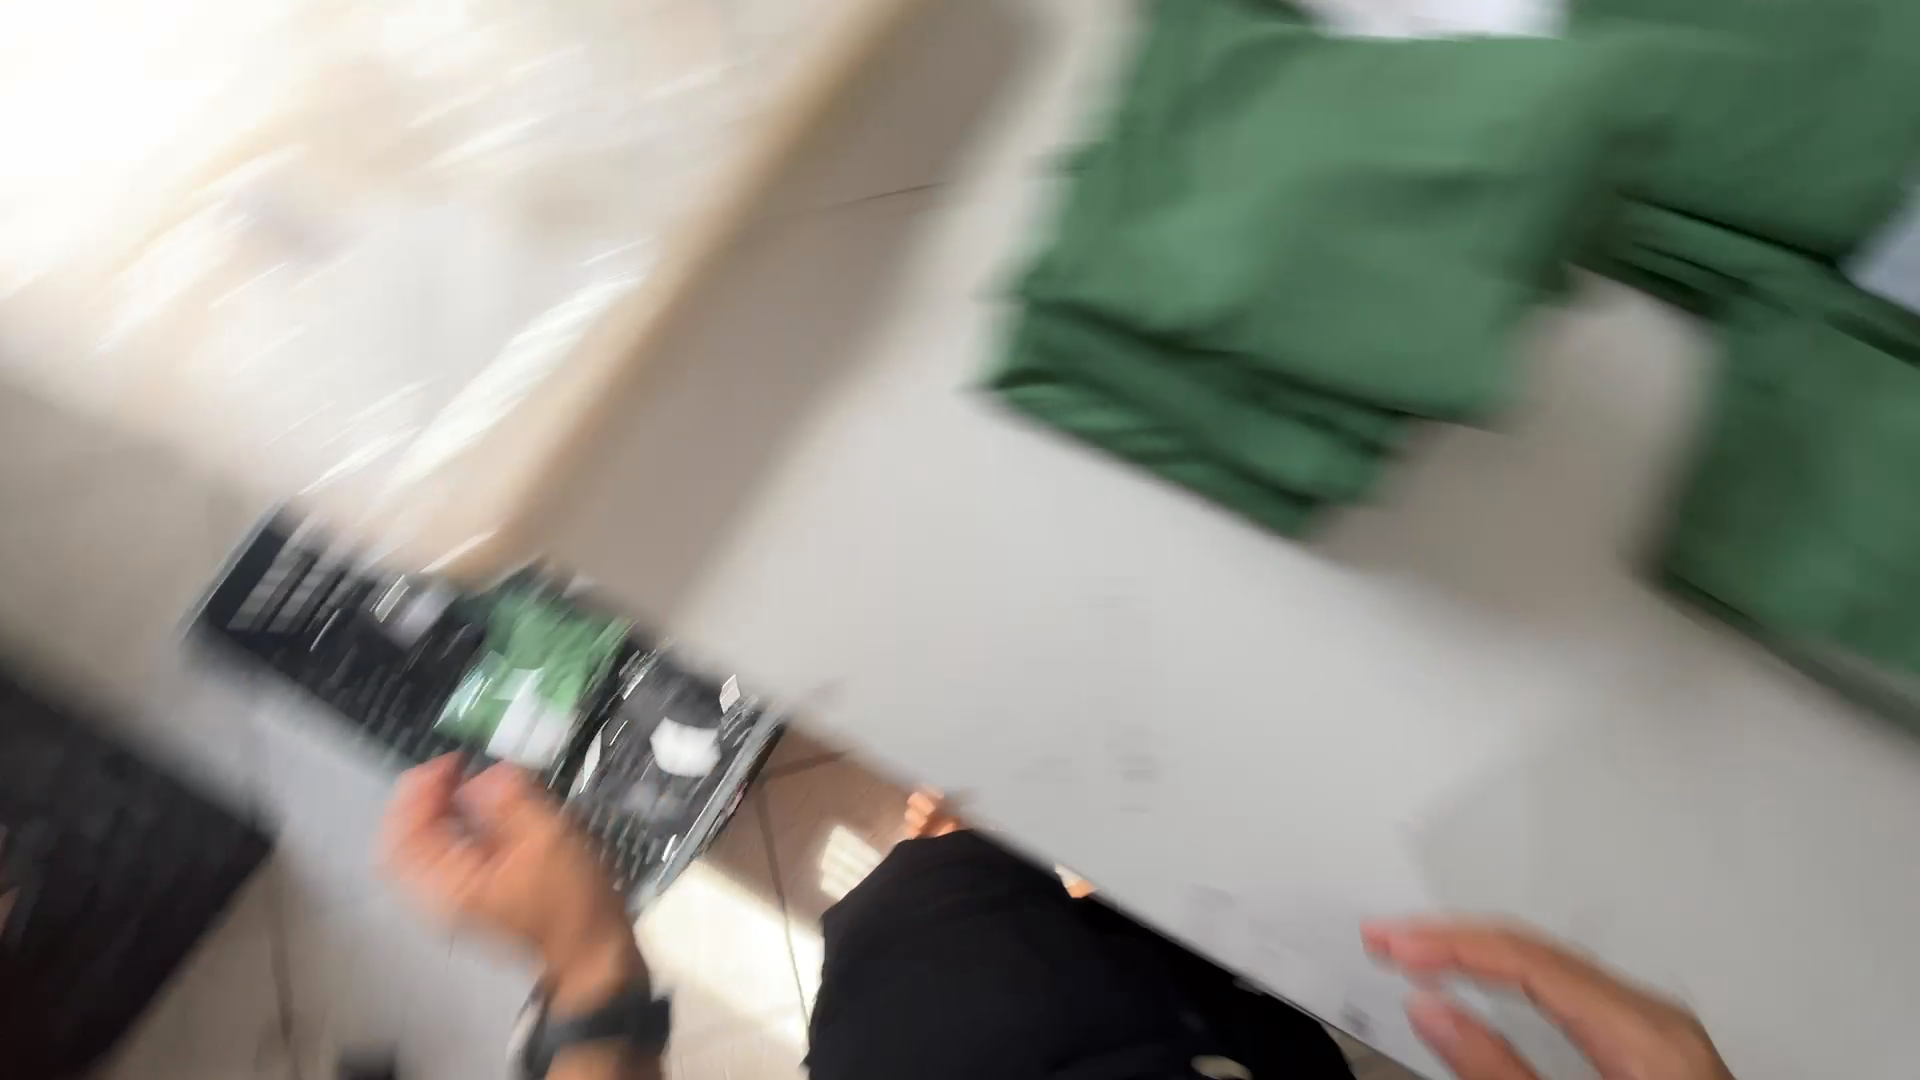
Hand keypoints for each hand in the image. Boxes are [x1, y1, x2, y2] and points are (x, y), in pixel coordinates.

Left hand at [382, 755, 642, 1008]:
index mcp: (449, 885)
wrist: (592, 946)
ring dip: (444, 808)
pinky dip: (463, 823)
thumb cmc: (571, 898)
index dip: (419, 793)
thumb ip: (512, 804)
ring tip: (475, 780)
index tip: (452, 762)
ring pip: (431, 845)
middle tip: (461, 767)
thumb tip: (484, 775)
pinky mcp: (481, 890)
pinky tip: (491, 807)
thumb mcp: (548, 841)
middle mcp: (444, 892)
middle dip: (429, 797)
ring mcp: (461, 893)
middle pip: (411, 840)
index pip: (406, 837)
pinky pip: (454, 851)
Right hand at [1362, 919, 1735, 1079]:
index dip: (1445, 943)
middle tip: (1382, 936)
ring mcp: (1649, 1020)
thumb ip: (1497, 1068)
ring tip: (1407, 945)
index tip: (1389, 942)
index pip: (1522, 955)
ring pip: (1536, 953)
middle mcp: (1651, 1013)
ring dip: (1465, 946)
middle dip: (1444, 935)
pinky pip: (1554, 975)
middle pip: (1526, 944)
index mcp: (1644, 1030)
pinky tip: (1467, 967)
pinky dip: (1498, 966)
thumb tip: (1427, 1008)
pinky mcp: (1640, 1033)